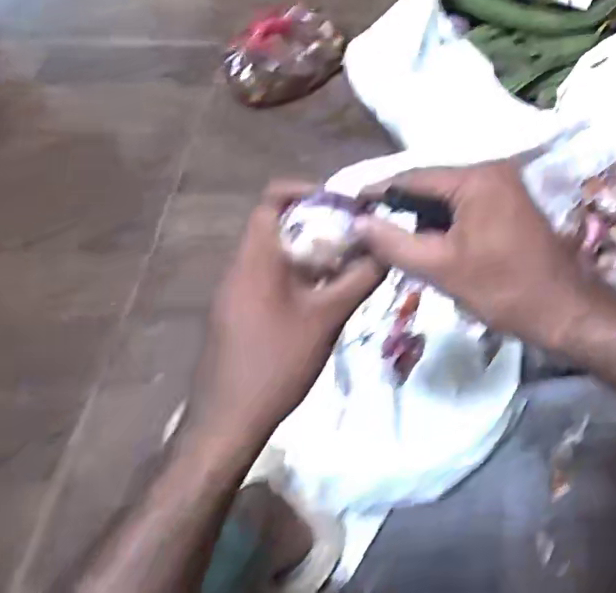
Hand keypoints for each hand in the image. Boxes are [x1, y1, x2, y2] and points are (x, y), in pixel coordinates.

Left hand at [182, 181, 385, 454]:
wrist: (226, 424)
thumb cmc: (276, 362)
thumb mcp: (329, 317)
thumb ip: (362, 277)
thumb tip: (389, 247)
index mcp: (255, 258)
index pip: (272, 199)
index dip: (308, 190)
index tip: (344, 204)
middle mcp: (241, 267)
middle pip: (280, 224)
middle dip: (321, 224)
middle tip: (358, 235)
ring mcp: (237, 292)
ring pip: (279, 252)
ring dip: (314, 251)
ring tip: (351, 264)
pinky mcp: (240, 313)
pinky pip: (273, 276)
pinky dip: (302, 274)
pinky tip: (329, 295)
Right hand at [353, 162, 603, 347]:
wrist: (565, 308)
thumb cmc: (503, 288)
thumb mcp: (441, 268)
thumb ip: (394, 242)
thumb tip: (358, 221)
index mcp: (477, 177)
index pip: (415, 177)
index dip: (380, 192)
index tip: (350, 207)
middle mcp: (493, 170)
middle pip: (433, 183)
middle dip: (401, 205)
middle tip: (368, 228)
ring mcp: (507, 185)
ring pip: (450, 195)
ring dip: (424, 215)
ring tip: (390, 238)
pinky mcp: (513, 202)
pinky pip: (469, 203)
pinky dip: (447, 220)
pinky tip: (427, 241)